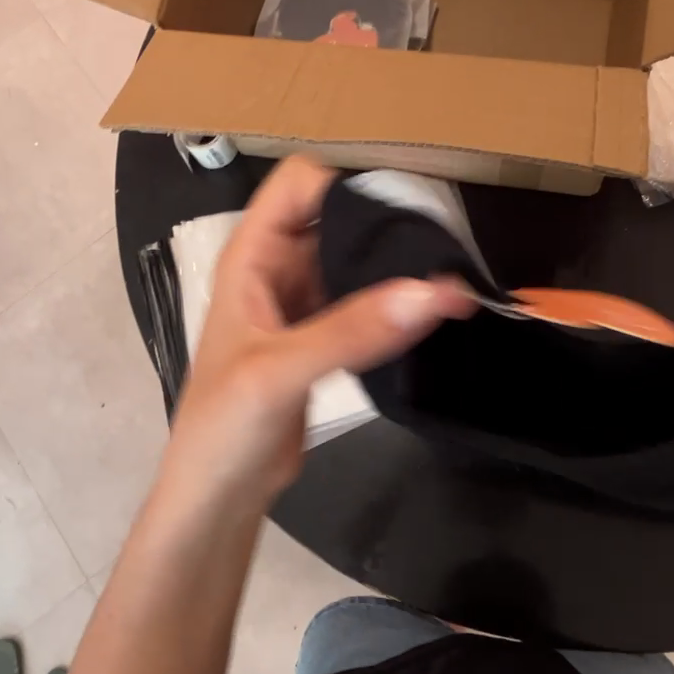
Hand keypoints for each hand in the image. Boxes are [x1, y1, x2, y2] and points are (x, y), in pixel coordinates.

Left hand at [160, 156, 473, 504]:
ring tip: (454, 272)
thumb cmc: (225, 427)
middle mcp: (276, 268)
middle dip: (386, 221)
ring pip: (354, 260)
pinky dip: (396, 302)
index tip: (410, 202)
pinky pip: (365, 302)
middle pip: (336, 217)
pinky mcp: (324, 338)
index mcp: (251, 256)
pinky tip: (433, 311)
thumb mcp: (279, 372)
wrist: (219, 492)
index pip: (300, 183)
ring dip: (396, 264)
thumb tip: (435, 291)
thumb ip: (352, 331)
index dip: (348, 181)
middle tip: (450, 240)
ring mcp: (302, 303)